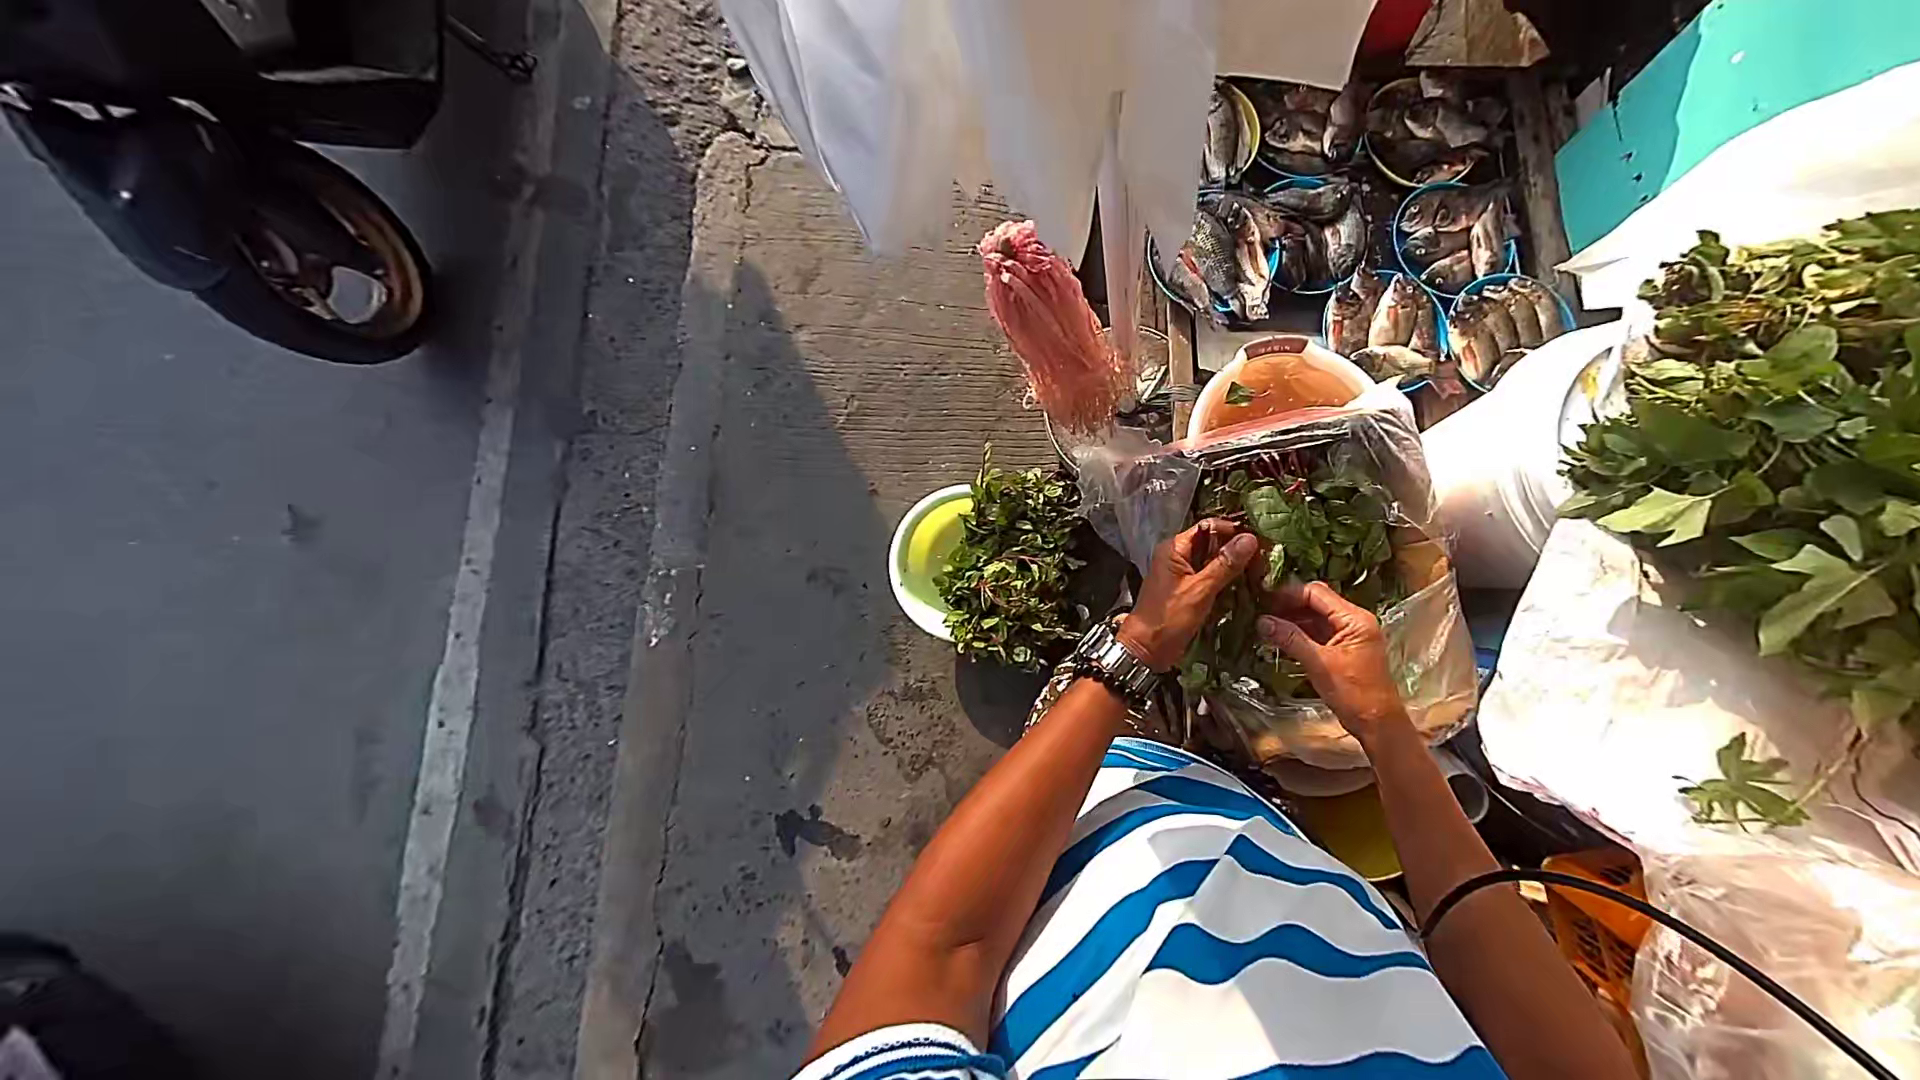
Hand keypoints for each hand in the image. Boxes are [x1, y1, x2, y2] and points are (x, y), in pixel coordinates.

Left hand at [1115, 519, 1258, 671]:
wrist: (1147, 649)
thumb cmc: (1169, 617)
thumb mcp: (1200, 590)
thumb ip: (1224, 564)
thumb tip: (1250, 539)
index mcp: (1174, 549)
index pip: (1208, 528)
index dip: (1233, 531)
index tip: (1260, 540)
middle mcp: (1177, 557)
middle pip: (1212, 544)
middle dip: (1237, 550)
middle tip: (1266, 558)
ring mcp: (1182, 574)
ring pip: (1213, 562)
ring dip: (1234, 567)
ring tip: (1263, 571)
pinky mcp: (1188, 590)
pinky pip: (1211, 579)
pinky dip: (1227, 581)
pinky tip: (1248, 585)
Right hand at [1256, 582, 1409, 741]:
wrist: (1377, 724)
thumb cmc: (1353, 693)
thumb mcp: (1318, 663)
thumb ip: (1290, 638)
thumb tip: (1261, 621)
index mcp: (1355, 620)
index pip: (1316, 593)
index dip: (1288, 594)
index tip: (1262, 600)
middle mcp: (1354, 621)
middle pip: (1315, 602)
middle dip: (1287, 606)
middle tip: (1259, 611)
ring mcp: (1349, 635)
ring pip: (1314, 617)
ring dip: (1290, 619)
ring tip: (1264, 625)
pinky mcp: (1343, 648)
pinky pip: (1316, 632)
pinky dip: (1298, 633)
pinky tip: (1278, 637)